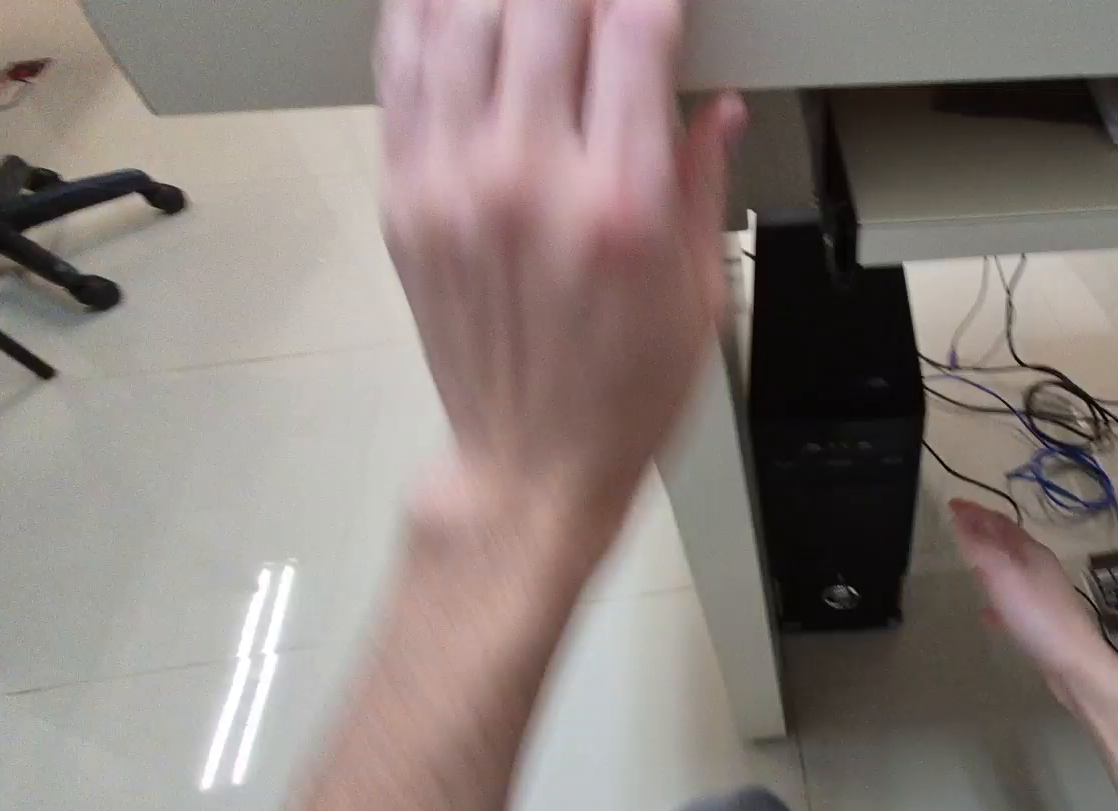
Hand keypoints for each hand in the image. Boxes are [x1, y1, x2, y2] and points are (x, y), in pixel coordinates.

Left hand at [376, 0, 744, 517]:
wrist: (534, 459)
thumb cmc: (623, 397)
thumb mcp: (698, 303)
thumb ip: (702, 191)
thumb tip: (715, 114)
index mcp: (622, 213)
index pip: (634, 38)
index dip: (653, 0)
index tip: (664, 5)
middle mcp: (531, 182)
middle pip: (544, 6)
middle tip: (607, 4)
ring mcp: (454, 184)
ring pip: (461, 14)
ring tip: (543, 1)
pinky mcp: (407, 199)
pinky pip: (402, 66)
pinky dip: (432, 15)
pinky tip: (463, 8)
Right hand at [948, 499, 1117, 696]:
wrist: (1075, 663)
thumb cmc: (1037, 615)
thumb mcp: (1002, 575)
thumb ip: (979, 547)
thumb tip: (960, 520)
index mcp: (1030, 552)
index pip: (998, 522)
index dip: (974, 511)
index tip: (952, 503)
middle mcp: (1038, 568)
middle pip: (1007, 542)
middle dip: (982, 530)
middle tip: (959, 524)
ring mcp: (1042, 596)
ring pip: (1011, 570)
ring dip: (989, 561)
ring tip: (970, 562)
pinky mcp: (1040, 622)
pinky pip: (1012, 604)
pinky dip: (995, 601)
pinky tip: (986, 613)